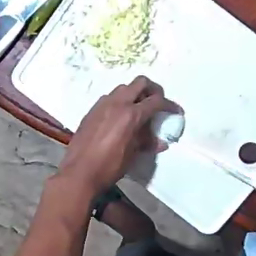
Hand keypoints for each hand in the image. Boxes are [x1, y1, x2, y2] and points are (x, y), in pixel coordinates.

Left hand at [55, 77, 174, 198]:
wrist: (79, 173)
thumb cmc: (110, 166)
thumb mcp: (133, 155)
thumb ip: (146, 142)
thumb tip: (160, 142)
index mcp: (131, 114)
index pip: (156, 101)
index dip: (170, 105)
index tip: (176, 111)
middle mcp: (117, 103)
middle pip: (141, 82)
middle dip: (153, 90)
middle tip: (158, 103)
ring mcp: (102, 105)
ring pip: (124, 88)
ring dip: (135, 94)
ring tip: (139, 110)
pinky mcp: (92, 111)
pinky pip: (110, 98)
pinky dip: (120, 102)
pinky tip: (120, 118)